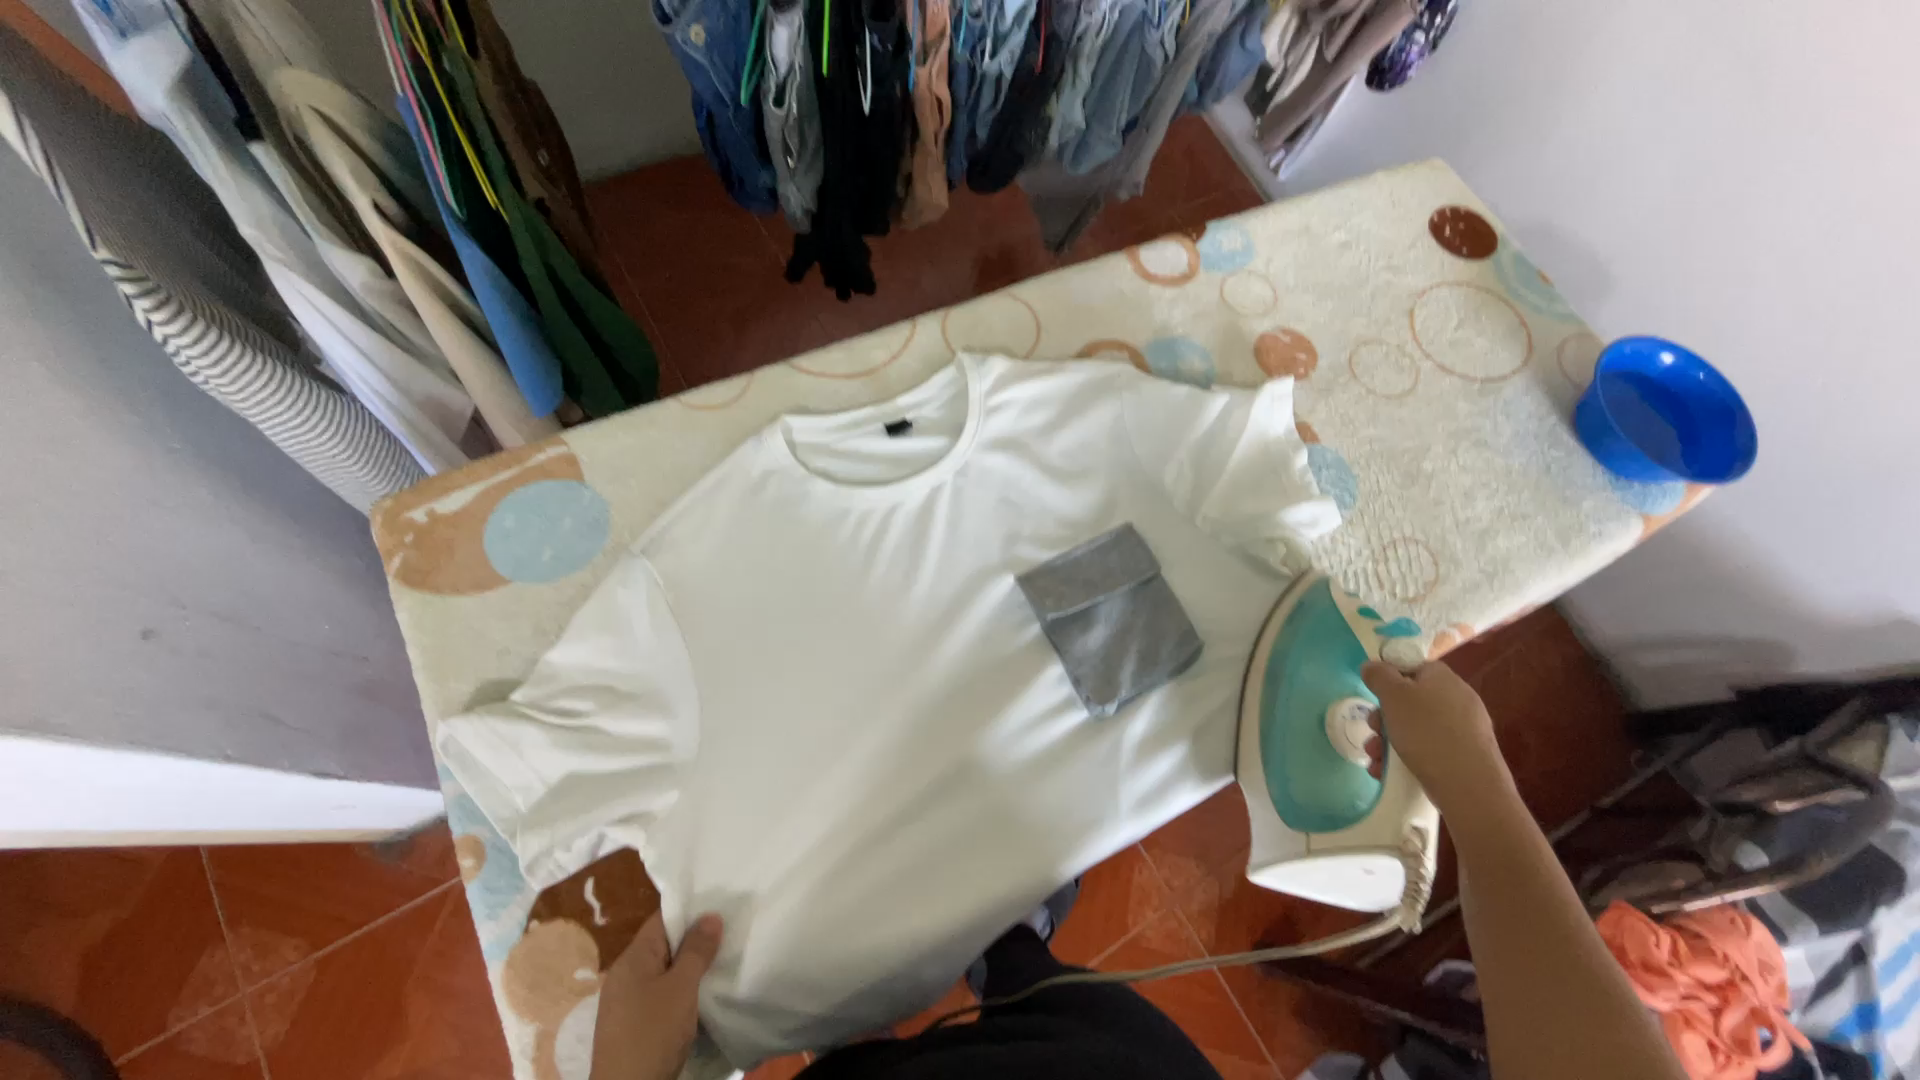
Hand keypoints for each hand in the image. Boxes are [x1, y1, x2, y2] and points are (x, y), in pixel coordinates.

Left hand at [590, 912, 723, 1079]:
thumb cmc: (652, 1034)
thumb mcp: (681, 988)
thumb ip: (696, 950)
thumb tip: (710, 915)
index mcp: (632, 959)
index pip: (662, 919)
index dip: (690, 909)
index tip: (722, 902)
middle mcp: (625, 975)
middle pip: (664, 945)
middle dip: (695, 940)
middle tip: (731, 931)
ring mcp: (628, 1003)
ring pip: (665, 972)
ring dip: (691, 968)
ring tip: (723, 960)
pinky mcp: (635, 1026)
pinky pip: (662, 995)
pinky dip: (682, 992)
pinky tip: (703, 996)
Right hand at [1361, 660, 1517, 820]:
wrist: (1468, 785)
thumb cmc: (1426, 732)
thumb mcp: (1394, 696)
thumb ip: (1379, 676)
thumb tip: (1372, 665)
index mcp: (1443, 679)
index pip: (1414, 667)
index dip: (1390, 677)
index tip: (1374, 695)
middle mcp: (1457, 700)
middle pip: (1410, 701)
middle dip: (1383, 718)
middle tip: (1372, 732)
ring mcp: (1462, 730)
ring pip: (1414, 729)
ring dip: (1387, 741)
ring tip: (1375, 759)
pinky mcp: (1463, 756)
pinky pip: (1427, 749)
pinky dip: (1405, 758)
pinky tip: (1388, 771)